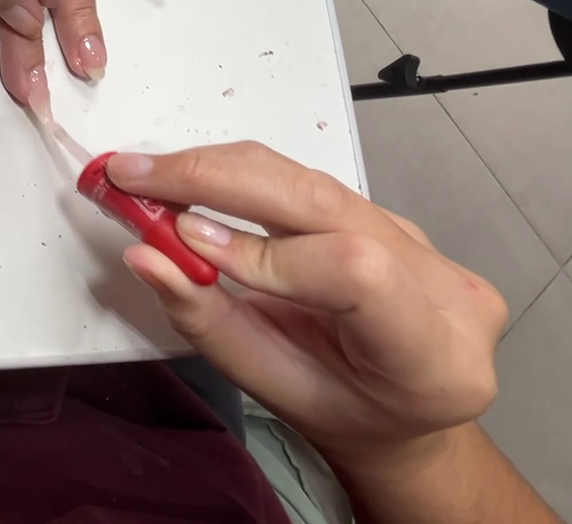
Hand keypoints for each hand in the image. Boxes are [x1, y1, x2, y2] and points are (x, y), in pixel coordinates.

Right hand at [108, 143, 509, 470]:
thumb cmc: (328, 402)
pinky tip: (184, 179)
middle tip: (130, 175)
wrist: (391, 400)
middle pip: (319, 198)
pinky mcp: (379, 212)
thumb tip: (143, 256)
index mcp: (433, 352)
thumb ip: (200, 317)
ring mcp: (416, 238)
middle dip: (212, 179)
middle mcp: (441, 283)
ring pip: (301, 176)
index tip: (182, 238)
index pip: (355, 271)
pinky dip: (229, 172)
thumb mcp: (260, 377)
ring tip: (144, 174)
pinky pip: (297, 175)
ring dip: (211, 168)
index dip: (262, 251)